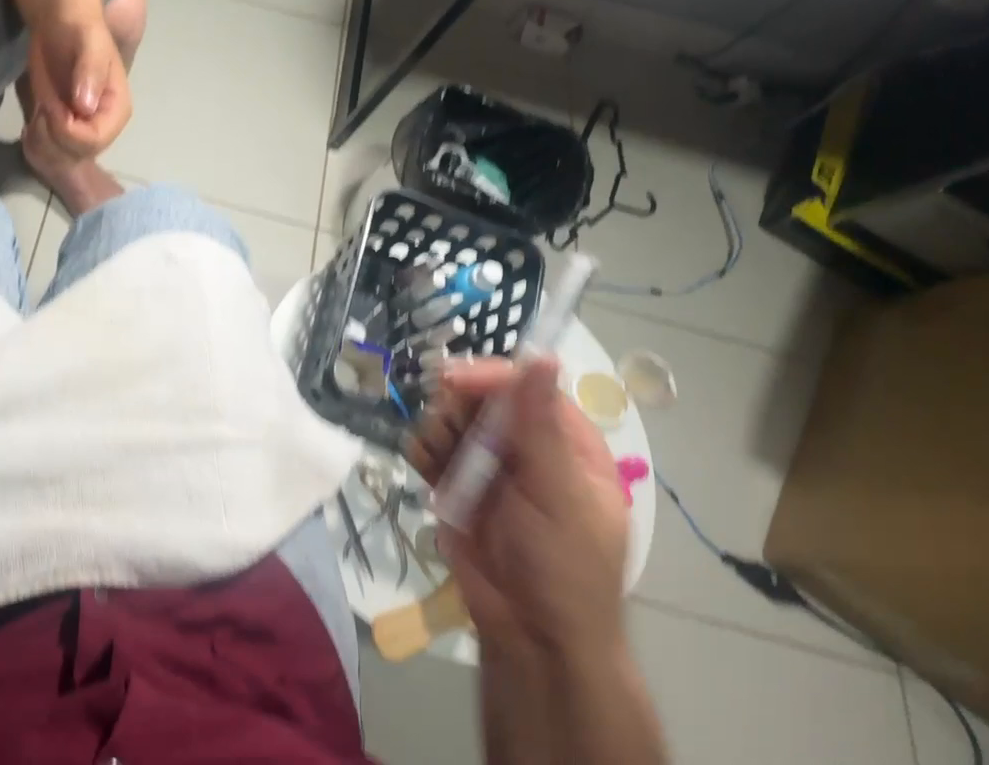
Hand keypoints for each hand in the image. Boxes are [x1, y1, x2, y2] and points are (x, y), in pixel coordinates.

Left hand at [27, 22, 131, 157]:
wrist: (60, 25)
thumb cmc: (78, 30)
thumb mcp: (88, 43)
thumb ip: (90, 71)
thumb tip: (85, 106)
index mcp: (116, 110)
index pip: (93, 141)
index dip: (66, 130)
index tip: (50, 106)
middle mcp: (102, 127)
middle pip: (76, 155)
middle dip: (52, 136)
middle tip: (40, 108)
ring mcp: (83, 132)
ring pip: (60, 160)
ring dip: (41, 142)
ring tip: (36, 112)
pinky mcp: (64, 133)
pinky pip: (48, 154)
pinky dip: (35, 144)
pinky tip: (31, 123)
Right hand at [404, 358, 627, 655]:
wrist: (529, 633)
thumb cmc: (562, 566)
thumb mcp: (558, 493)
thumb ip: (540, 424)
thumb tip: (543, 356)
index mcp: (566, 443)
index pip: (527, 388)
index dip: (491, 378)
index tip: (453, 380)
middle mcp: (525, 446)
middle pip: (481, 397)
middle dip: (458, 406)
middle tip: (450, 431)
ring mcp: (487, 465)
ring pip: (450, 418)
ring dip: (437, 430)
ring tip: (440, 460)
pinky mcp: (454, 485)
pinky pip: (429, 448)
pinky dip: (422, 451)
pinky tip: (426, 470)